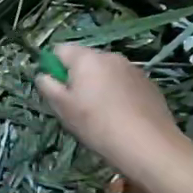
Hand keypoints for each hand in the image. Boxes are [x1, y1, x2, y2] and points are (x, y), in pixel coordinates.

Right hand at [35, 44, 183, 171]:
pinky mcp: (149, 83)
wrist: (147, 144)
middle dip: (78, 76)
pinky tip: (121, 115)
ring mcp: (133, 68)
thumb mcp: (62, 108)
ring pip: (106, 71)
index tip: (57, 89)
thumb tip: (44, 75)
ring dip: (99, 84)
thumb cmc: (96, 124)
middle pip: (85, 59)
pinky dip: (118, 93)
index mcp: (86, 58)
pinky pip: (124, 82)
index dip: (54, 66)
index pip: (60, 49)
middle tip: (77, 105)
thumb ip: (47, 86)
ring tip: (102, 113)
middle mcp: (111, 56)